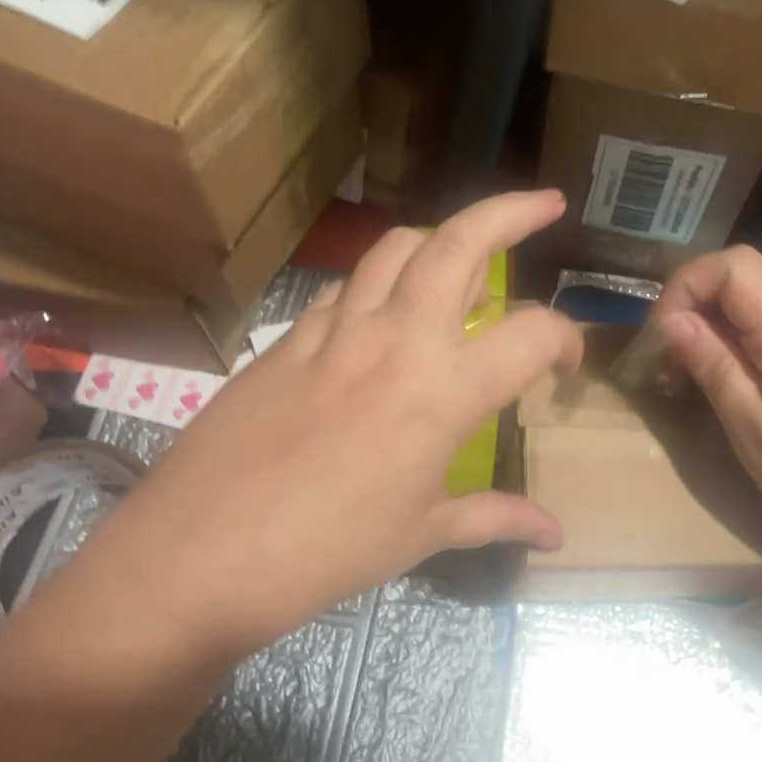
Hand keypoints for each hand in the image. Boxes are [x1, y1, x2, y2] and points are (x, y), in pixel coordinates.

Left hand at [92, 191, 581, 654]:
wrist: (194, 557)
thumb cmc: (323, 555)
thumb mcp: (420, 538)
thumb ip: (495, 519)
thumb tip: (556, 536)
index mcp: (442, 393)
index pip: (532, 333)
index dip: (567, 342)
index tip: (566, 370)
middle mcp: (393, 341)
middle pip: (457, 242)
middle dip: (510, 211)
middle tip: (544, 204)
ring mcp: (331, 332)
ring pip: (392, 247)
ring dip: (438, 239)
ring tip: (462, 257)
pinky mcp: (284, 341)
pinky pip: (343, 289)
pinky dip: (377, 285)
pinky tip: (380, 318)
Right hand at [651, 246, 761, 556]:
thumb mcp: (755, 433)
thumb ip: (714, 368)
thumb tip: (671, 321)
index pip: (732, 266)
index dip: (685, 287)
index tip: (661, 339)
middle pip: (743, 269)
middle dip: (693, 299)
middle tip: (669, 356)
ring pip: (755, 292)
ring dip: (712, 318)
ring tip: (689, 371)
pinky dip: (736, 334)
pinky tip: (725, 377)